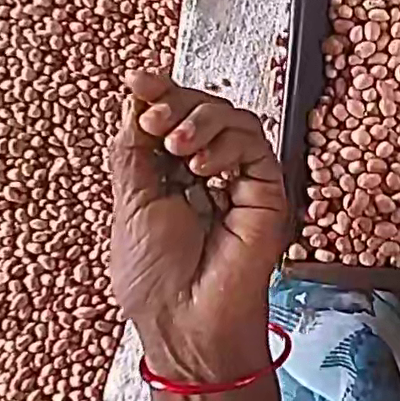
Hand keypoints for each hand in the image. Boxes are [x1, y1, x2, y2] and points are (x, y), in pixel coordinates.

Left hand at [110, 71, 289, 381]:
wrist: (185, 318)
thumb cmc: (155, 274)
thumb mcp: (131, 201)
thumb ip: (134, 147)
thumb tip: (137, 96)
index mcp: (175, 173)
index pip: (175, 118)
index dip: (161, 94)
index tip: (140, 82)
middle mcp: (211, 170)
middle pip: (206, 110)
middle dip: (179, 104)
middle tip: (157, 121)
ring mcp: (242, 179)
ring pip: (236, 119)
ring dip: (203, 121)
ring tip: (177, 147)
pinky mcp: (268, 189)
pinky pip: (256, 144)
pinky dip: (228, 144)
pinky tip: (204, 168)